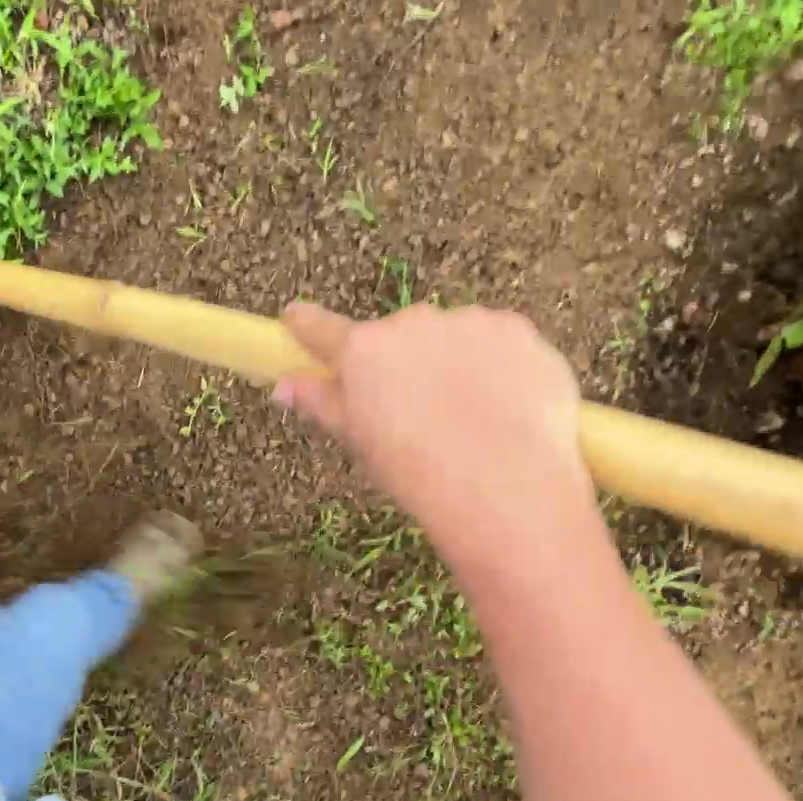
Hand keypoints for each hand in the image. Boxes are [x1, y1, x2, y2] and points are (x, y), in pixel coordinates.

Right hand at [275, 302, 595, 570]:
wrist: (501, 482)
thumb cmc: (412, 467)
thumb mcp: (356, 438)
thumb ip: (321, 402)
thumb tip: (284, 386)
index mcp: (363, 349)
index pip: (320, 328)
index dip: (304, 324)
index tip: (293, 316)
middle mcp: (411, 322)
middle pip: (395, 336)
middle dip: (398, 361)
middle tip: (407, 407)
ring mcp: (468, 322)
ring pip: (449, 337)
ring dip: (448, 361)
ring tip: (462, 414)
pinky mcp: (518, 331)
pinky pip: (496, 343)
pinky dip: (493, 366)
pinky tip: (498, 407)